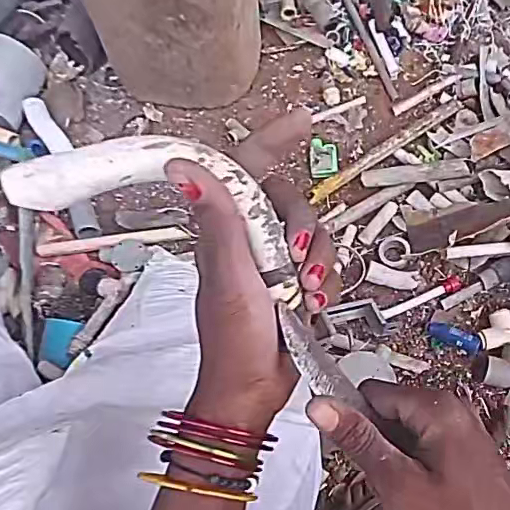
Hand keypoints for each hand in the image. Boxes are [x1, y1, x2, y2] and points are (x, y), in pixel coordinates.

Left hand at [168, 111, 335, 429]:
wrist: (254, 389)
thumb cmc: (233, 343)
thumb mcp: (227, 277)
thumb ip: (218, 221)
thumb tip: (183, 167)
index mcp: (228, 232)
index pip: (246, 171)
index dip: (270, 141)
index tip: (299, 121)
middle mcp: (251, 243)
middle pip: (291, 203)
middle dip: (303, 231)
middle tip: (296, 260)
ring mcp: (276, 266)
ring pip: (315, 236)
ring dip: (318, 265)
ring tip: (304, 294)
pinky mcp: (297, 286)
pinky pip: (325, 267)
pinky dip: (325, 285)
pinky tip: (311, 305)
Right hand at [306, 381, 509, 509]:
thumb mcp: (399, 484)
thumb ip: (359, 441)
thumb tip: (321, 406)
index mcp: (436, 407)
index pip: (370, 392)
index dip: (354, 423)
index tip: (353, 455)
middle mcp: (450, 406)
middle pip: (387, 411)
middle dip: (377, 447)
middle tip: (387, 484)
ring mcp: (459, 425)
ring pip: (401, 432)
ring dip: (393, 463)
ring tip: (407, 495)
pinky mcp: (462, 443)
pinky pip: (420, 445)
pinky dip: (411, 468)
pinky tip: (421, 497)